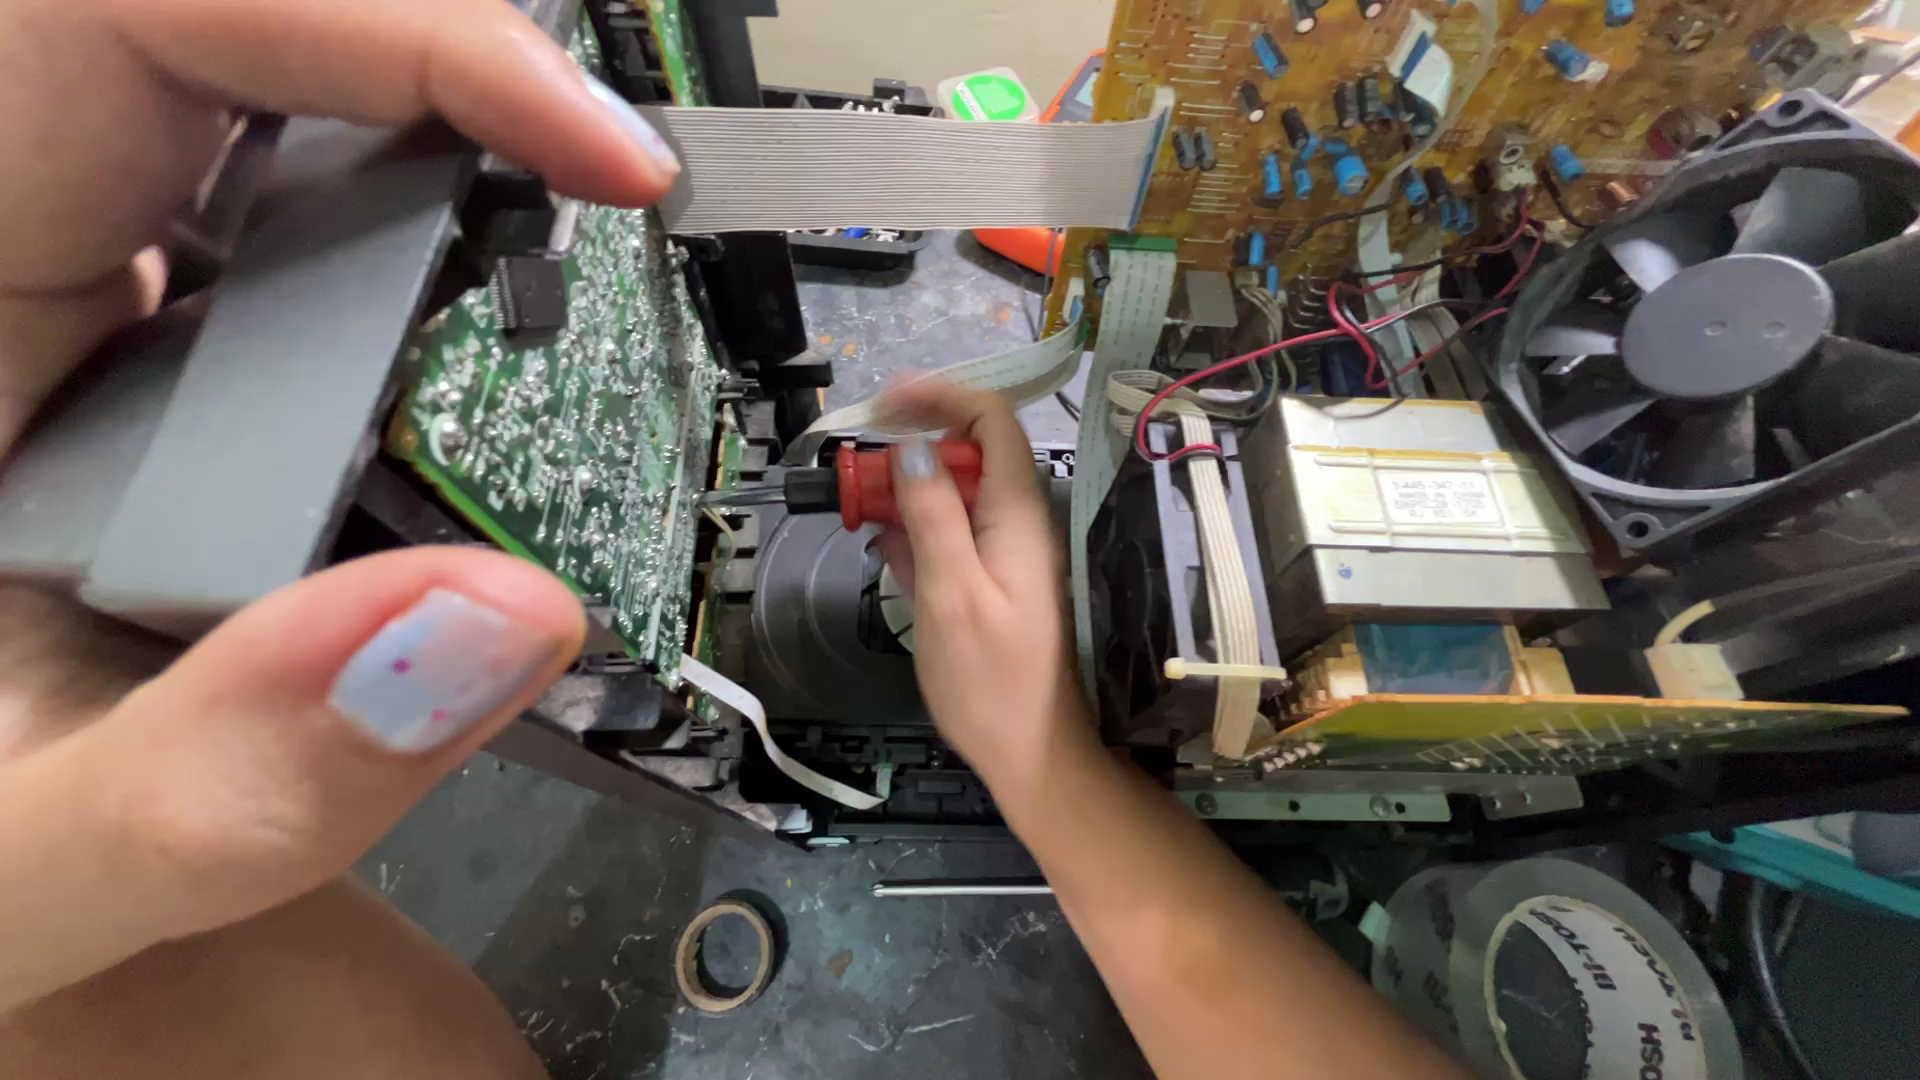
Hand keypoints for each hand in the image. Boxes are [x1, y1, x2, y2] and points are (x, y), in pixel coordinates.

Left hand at [0, 0, 679, 1008]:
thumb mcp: (21, 878)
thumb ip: (240, 779)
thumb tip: (511, 618)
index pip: (132, 28)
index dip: (410, 48)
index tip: (614, 164)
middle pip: (237, 58)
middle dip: (461, 106)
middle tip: (614, 201)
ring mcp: (80, 306)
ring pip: (287, 142)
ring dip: (458, 178)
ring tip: (572, 258)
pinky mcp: (155, 342)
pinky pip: (304, 233)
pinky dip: (434, 253)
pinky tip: (486, 327)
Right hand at [876, 381, 1099, 802]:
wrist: (1029, 750)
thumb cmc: (990, 680)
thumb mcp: (951, 593)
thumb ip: (934, 514)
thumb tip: (911, 446)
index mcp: (1016, 513)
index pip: (992, 421)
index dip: (941, 398)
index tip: (884, 405)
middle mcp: (1014, 521)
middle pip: (965, 455)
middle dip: (909, 454)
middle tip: (856, 481)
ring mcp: (1002, 551)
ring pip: (952, 495)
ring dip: (905, 494)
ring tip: (861, 512)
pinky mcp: (986, 578)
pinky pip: (949, 535)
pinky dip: (915, 531)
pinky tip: (885, 548)